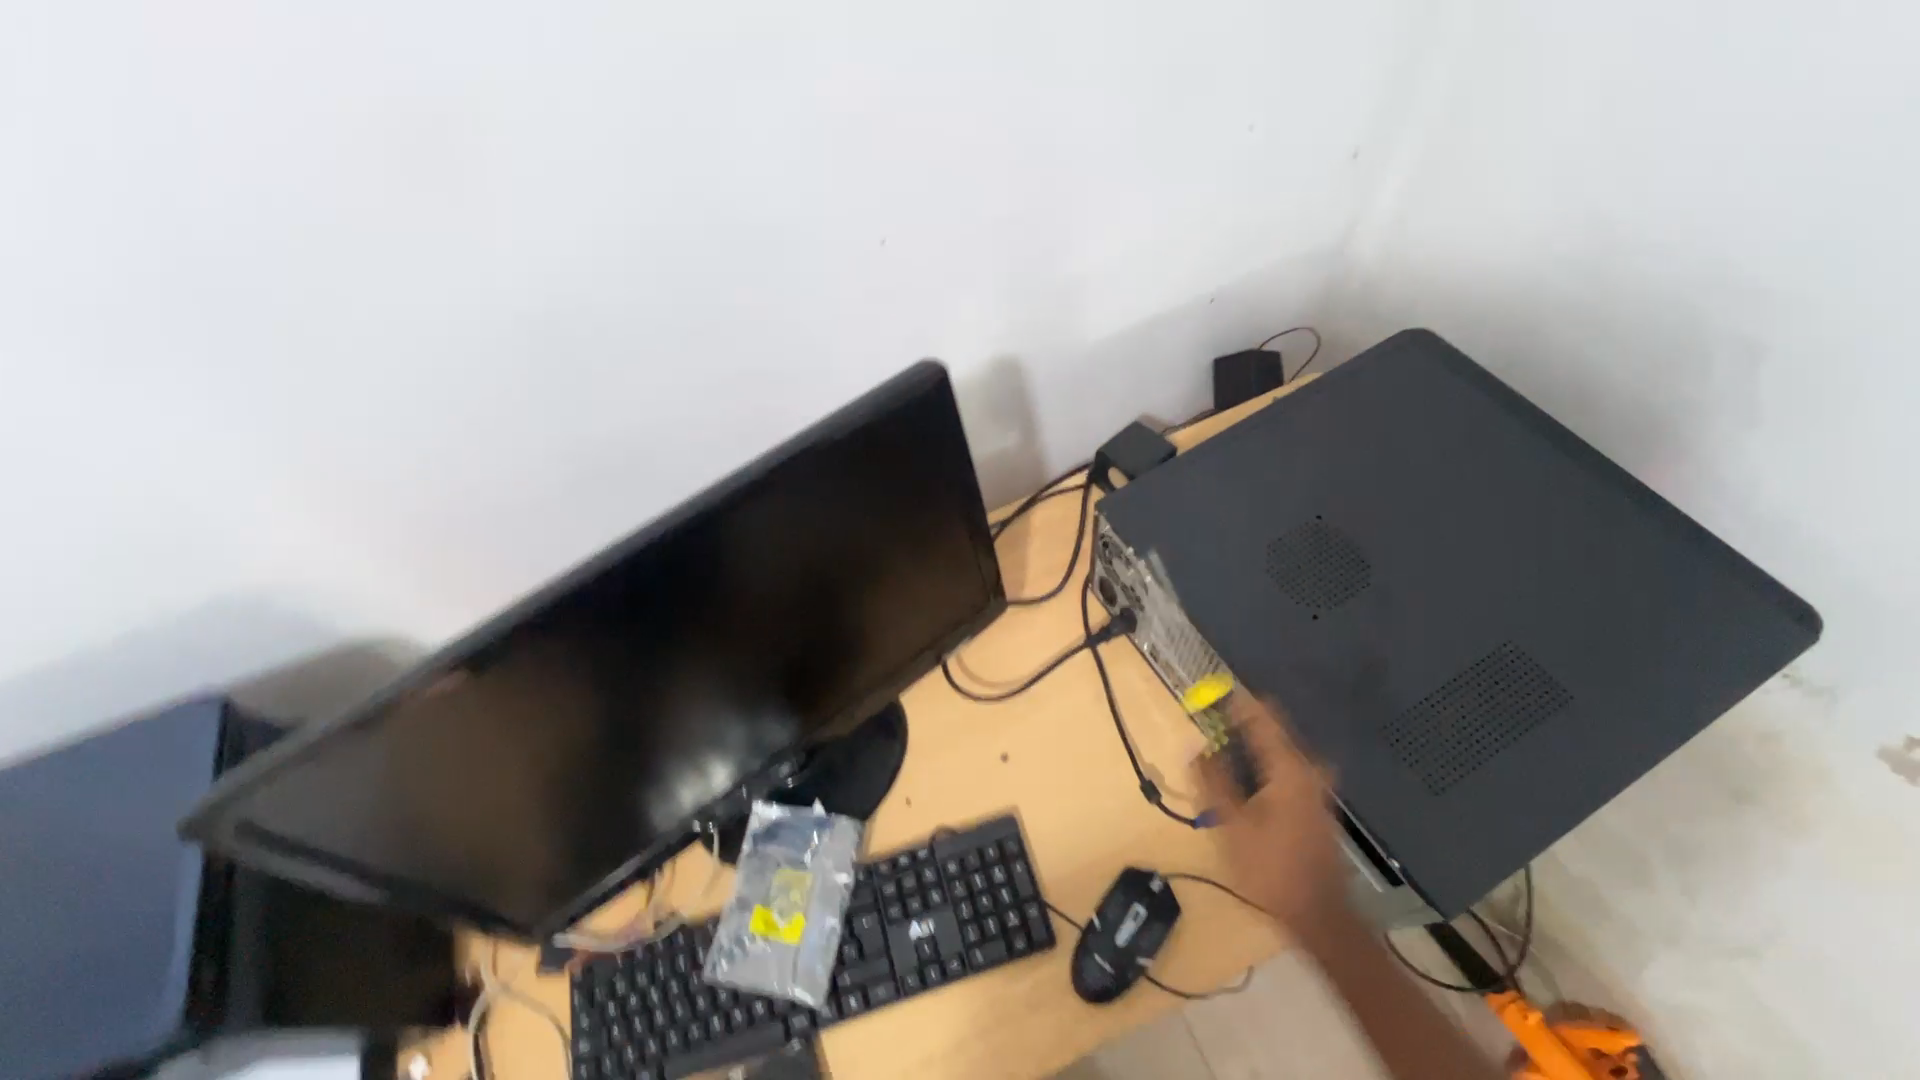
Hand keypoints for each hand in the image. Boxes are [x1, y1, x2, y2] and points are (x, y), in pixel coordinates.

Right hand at [1194, 696, 1352, 940]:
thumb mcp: (1231, 826)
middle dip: (1244, 726)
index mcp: (1289, 768)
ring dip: (1254, 748)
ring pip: (1282, 753)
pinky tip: (1247, 780)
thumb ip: (1212, 782)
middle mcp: (1309, 770)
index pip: (1264, 717)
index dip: (1238, 702)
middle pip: (1275, 733)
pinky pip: (1289, 770)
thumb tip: (1195, 748)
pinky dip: (1266, 767)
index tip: (1213, 692)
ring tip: (1224, 750)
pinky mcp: (1318, 806)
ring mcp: (1319, 789)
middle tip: (1213, 725)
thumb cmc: (1271, 869)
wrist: (1319, 915)